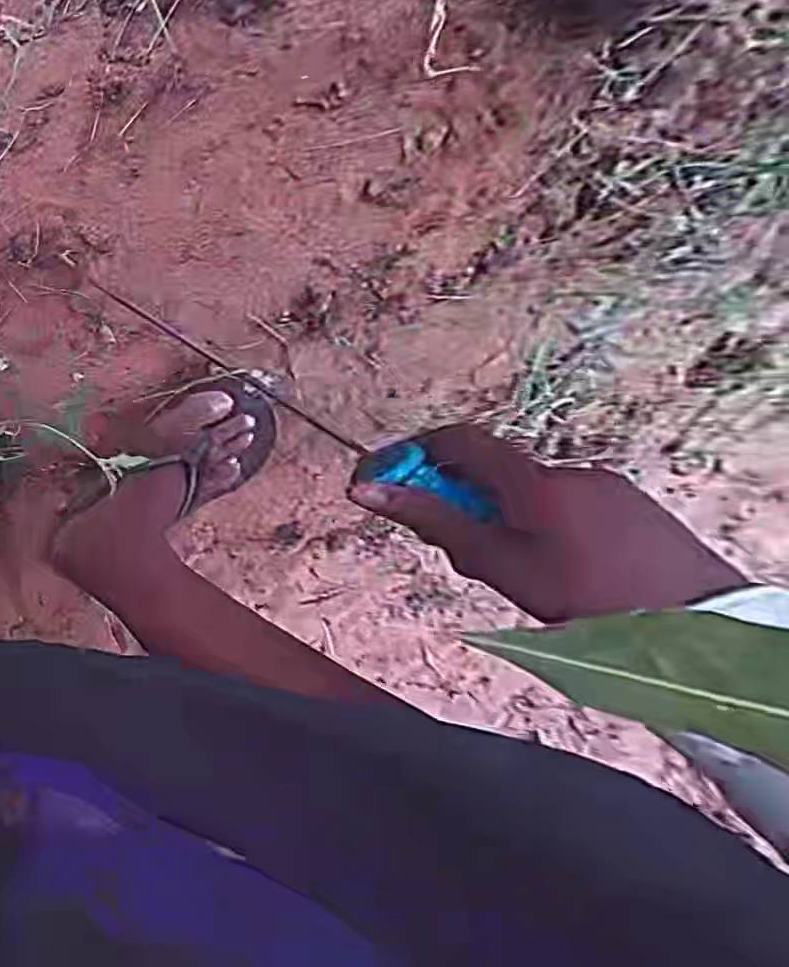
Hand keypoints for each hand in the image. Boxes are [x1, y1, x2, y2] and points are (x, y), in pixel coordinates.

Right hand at [348, 424, 747, 621]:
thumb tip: (365, 490)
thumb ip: (427, 518)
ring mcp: (605, 488)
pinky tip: (537, 558)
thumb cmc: (587, 594)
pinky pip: (556, 500)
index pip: (456, 440)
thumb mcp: (490, 558)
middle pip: (485, 469)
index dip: (410, 452)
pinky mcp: (628, 507)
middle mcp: (570, 472)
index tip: (382, 476)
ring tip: (496, 558)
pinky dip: (526, 518)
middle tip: (439, 535)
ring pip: (519, 489)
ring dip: (489, 511)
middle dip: (450, 494)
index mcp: (534, 481)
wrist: (700, 625)